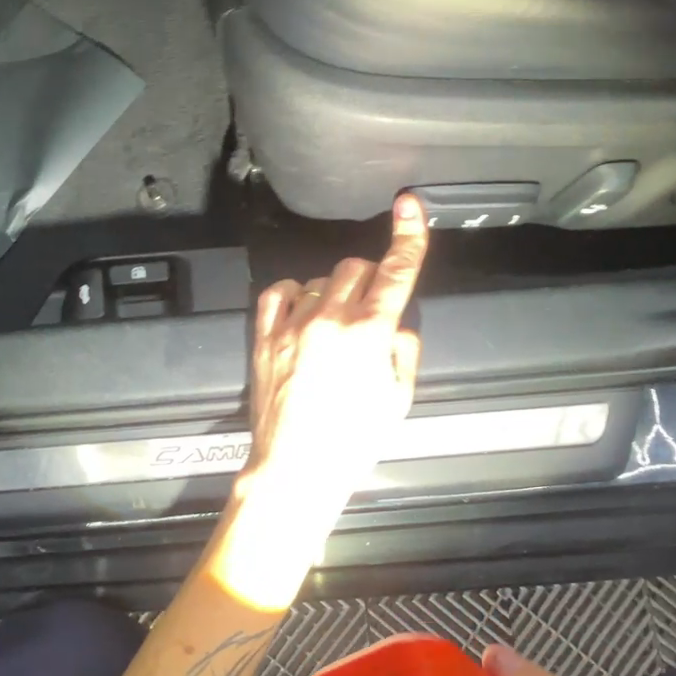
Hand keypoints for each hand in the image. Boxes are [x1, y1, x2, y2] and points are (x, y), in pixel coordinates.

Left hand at [239, 193, 429, 527]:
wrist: (296, 468)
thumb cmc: (352, 442)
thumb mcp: (399, 400)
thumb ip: (404, 351)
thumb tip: (396, 325)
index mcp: (370, 333)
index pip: (396, 271)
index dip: (408, 235)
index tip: (410, 207)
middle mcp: (330, 319)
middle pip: (355, 267)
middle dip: (368, 280)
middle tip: (369, 309)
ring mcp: (293, 325)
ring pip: (319, 279)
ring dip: (333, 292)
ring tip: (333, 327)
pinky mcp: (265, 337)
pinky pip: (277, 292)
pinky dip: (293, 293)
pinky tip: (301, 309)